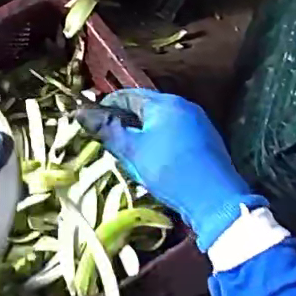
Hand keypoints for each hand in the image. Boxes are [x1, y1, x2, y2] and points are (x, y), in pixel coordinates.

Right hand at [78, 88, 262, 250]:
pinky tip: (153, 160)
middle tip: (108, 140)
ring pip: (160, 122)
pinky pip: (175, 133)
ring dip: (142, 133)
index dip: (107, 106)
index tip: (92, 121)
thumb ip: (107, 129)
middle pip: (146, 107)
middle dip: (125, 121)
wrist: (215, 200)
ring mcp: (198, 122)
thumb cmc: (169, 169)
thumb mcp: (132, 151)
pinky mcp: (206, 140)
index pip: (128, 95)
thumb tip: (79, 112)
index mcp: (165, 102)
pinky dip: (159, 141)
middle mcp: (183, 106)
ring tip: (128, 153)